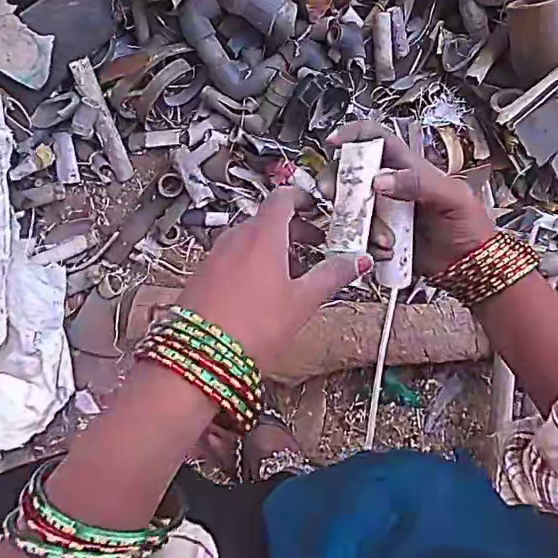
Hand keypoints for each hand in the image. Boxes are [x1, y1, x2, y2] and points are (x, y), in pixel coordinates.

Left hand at [177, 186, 368, 370]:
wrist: (198, 359)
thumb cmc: (250, 328)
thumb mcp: (303, 301)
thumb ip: (332, 275)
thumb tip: (358, 261)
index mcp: (262, 235)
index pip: (282, 197)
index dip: (302, 198)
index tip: (315, 207)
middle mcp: (235, 238)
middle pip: (268, 219)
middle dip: (295, 228)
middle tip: (315, 244)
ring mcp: (216, 256)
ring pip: (250, 238)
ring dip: (274, 246)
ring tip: (293, 272)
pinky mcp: (203, 276)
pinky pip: (233, 257)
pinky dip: (253, 262)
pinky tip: (264, 290)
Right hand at [328, 120, 496, 277]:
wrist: (471, 267)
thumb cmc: (470, 226)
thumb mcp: (453, 197)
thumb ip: (419, 182)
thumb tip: (379, 180)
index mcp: (410, 167)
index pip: (378, 140)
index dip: (355, 135)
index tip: (335, 142)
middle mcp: (391, 187)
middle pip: (352, 174)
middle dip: (341, 185)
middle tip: (339, 198)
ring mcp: (383, 214)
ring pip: (353, 209)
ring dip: (362, 224)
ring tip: (388, 240)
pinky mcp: (379, 238)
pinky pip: (359, 237)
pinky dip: (367, 245)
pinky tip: (386, 252)